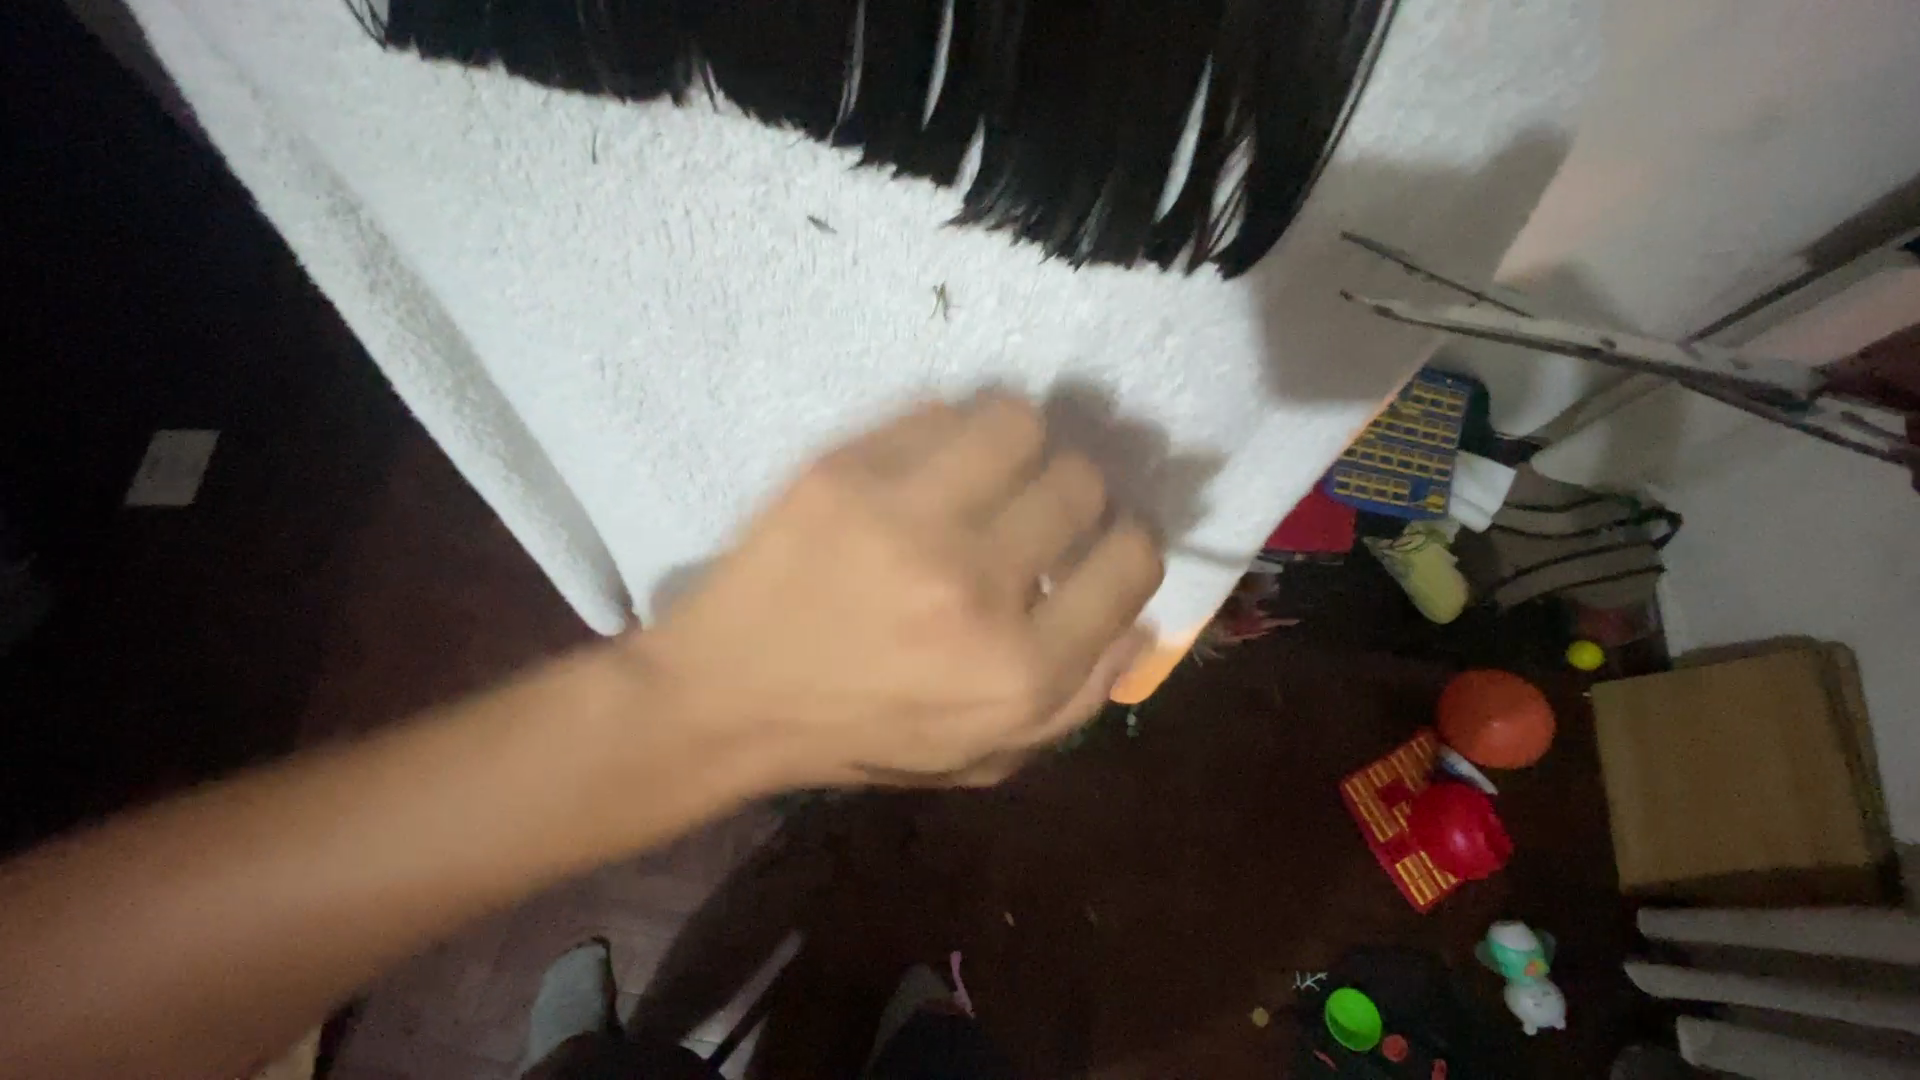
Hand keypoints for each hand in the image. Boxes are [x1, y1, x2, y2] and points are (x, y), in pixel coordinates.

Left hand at [633, 392, 1163, 786]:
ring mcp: (907, 519)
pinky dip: (951, 434)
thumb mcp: (986, 757)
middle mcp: (976, 586)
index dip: (1127, 545)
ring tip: (995, 472)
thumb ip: (1079, 697)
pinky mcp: (845, 471)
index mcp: (1020, 670)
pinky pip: (940, 412)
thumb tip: (1141, 617)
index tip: (1099, 546)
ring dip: (1022, 446)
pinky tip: (931, 467)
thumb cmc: (862, 733)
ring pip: (1020, 424)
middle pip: (1082, 484)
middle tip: (1039, 511)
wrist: (727, 696)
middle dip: (1076, 496)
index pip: (1133, 559)